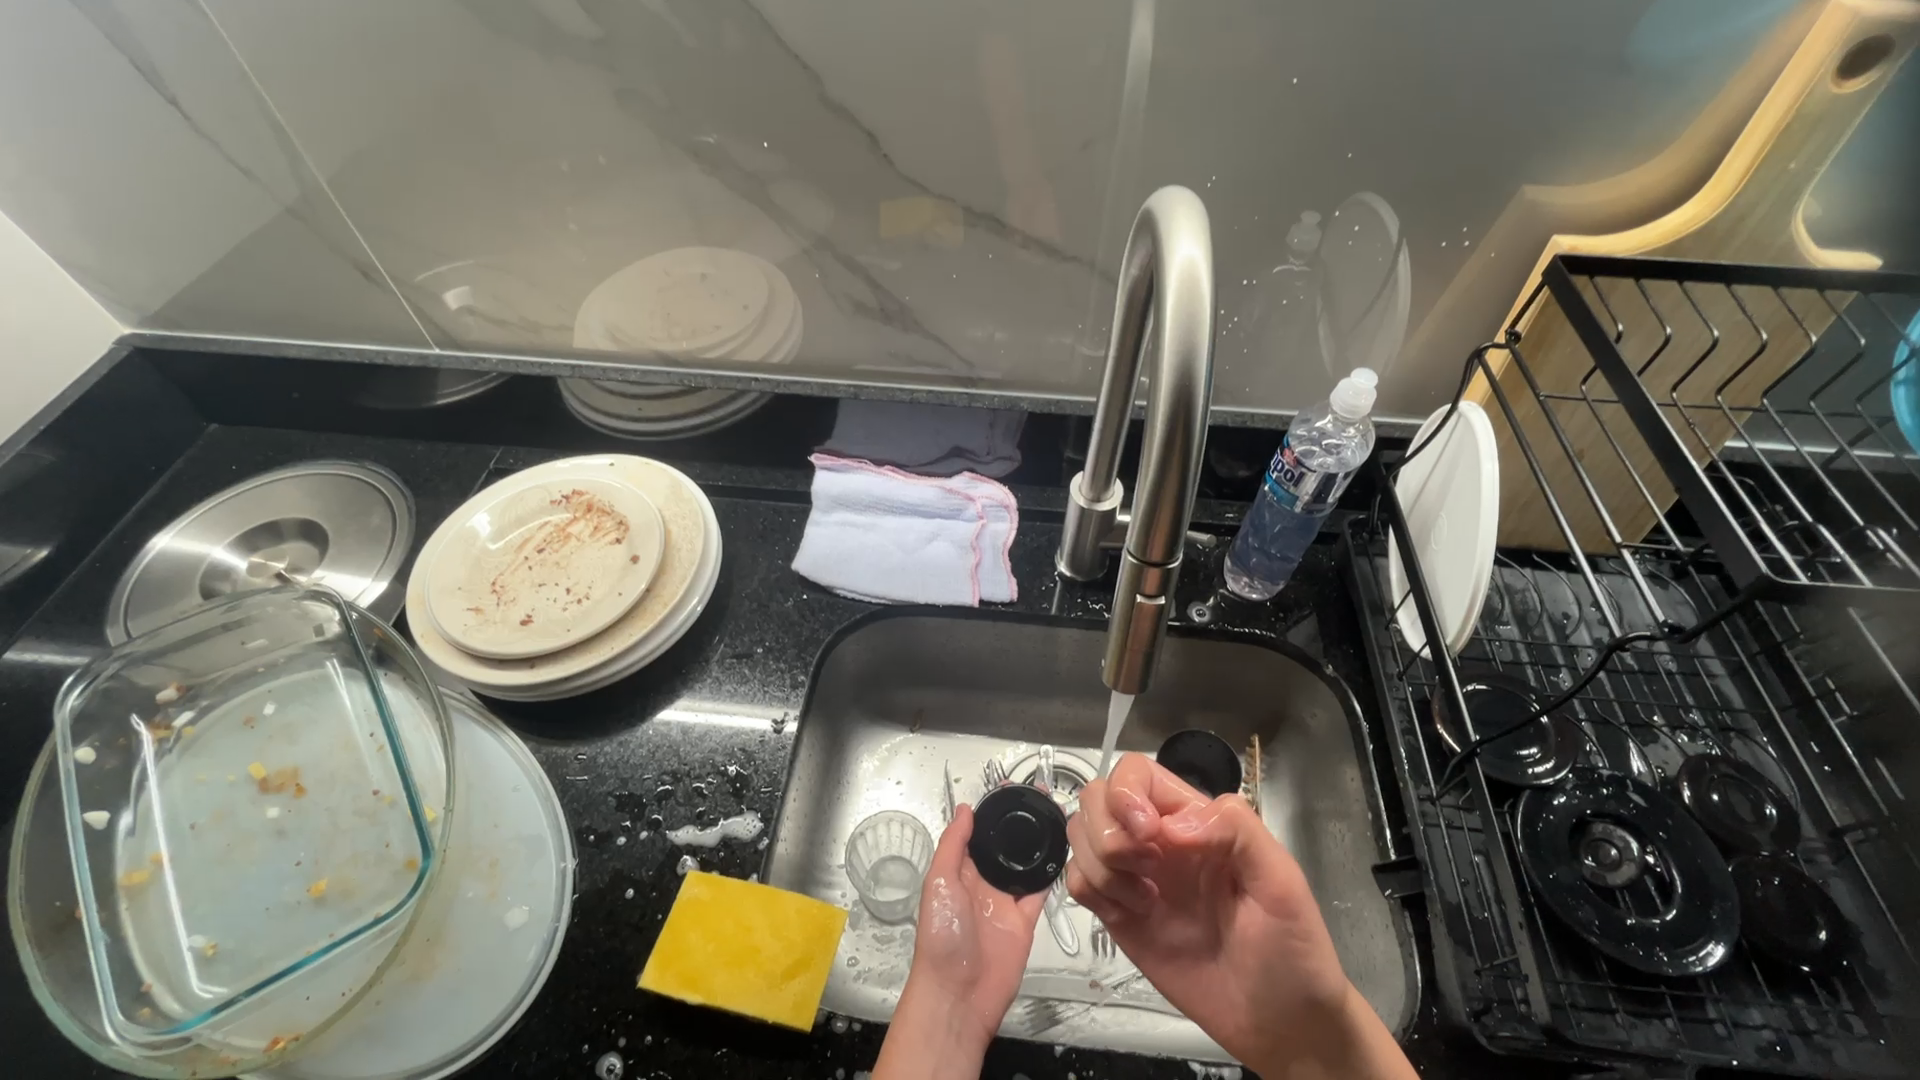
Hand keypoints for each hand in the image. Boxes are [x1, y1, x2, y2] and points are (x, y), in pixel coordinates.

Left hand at [873, 804, 1043, 1079]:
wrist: (959, 995)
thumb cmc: (941, 938)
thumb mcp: (939, 883)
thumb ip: (953, 845)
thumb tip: (965, 809)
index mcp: (959, 871)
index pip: (977, 834)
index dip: (992, 812)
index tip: (1009, 790)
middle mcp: (983, 882)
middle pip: (1004, 846)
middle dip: (1018, 823)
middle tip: (1039, 797)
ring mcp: (1004, 901)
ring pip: (1025, 865)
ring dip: (1037, 843)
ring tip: (1054, 815)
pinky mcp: (1025, 921)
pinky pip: (1040, 892)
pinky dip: (1051, 875)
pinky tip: (1063, 853)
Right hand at [1066, 754, 1414, 1079]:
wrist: (1280, 1023)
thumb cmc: (1292, 948)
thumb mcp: (1281, 880)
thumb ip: (1237, 831)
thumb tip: (1172, 827)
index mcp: (1194, 820)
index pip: (1136, 773)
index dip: (1126, 792)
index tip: (1148, 835)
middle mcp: (1157, 839)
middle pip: (1097, 797)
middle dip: (1106, 829)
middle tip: (1144, 869)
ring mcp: (1134, 877)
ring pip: (1081, 835)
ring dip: (1100, 863)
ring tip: (1143, 899)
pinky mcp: (1118, 916)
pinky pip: (1077, 882)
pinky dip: (1090, 891)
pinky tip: (1130, 915)